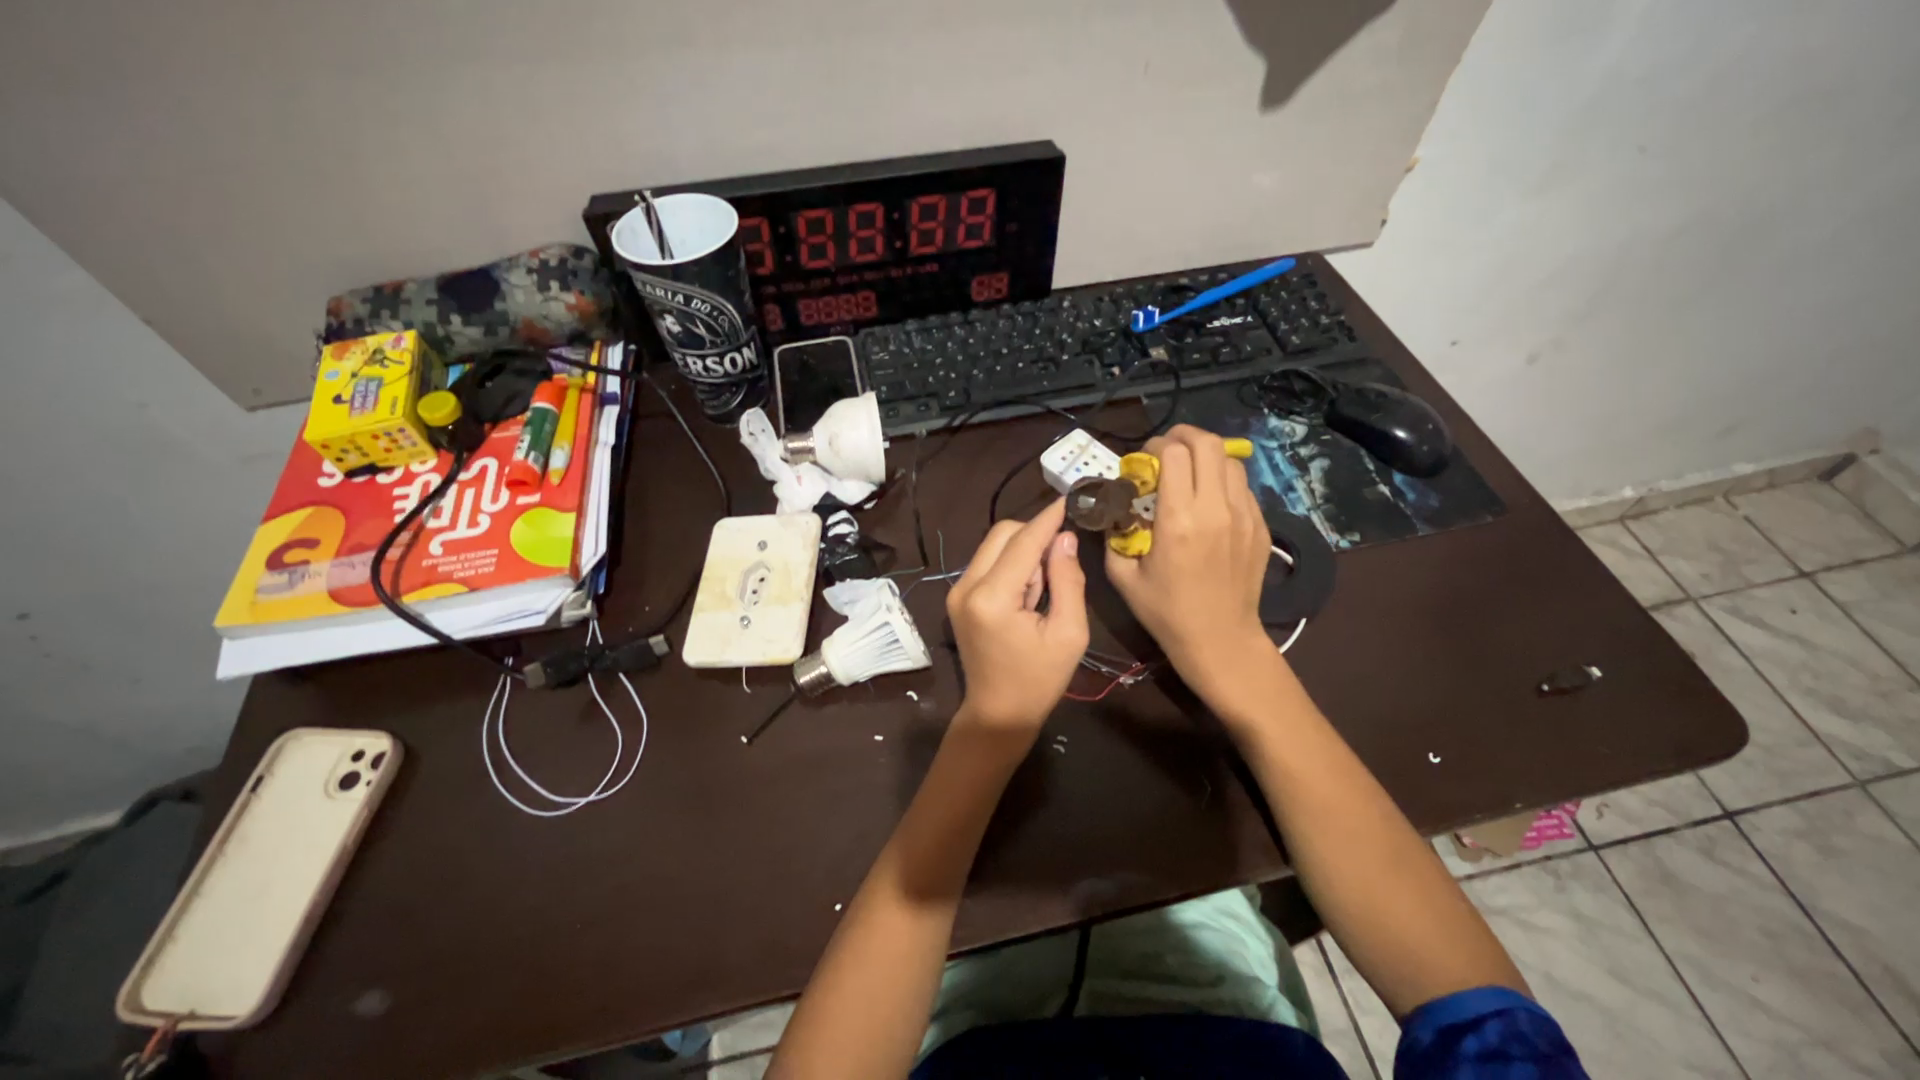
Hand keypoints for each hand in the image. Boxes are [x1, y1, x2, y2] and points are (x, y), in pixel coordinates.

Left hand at [946, 499, 1089, 731]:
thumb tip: (1065, 538)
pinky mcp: (958, 597)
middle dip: (1036, 535)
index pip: (1024, 541)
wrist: (998, 714)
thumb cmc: (1039, 680)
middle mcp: (966, 586)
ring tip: (1044, 591)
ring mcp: (957, 590)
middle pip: (1003, 533)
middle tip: (1062, 563)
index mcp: (992, 597)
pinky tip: (1028, 595)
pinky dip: (1012, 566)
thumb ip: (1068, 581)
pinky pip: (989, 563)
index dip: (1049, 518)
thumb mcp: (1069, 633)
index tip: (1073, 498)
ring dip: (1024, 553)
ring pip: (995, 545)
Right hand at [1106, 425, 1276, 697]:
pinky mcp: (1260, 526)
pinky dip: (1223, 481)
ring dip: (1207, 457)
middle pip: (1207, 444)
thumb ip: (1114, 536)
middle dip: (1184, 437)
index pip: (1173, 454)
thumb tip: (1114, 508)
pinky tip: (1210, 499)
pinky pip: (1243, 487)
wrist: (1220, 639)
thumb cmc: (1166, 612)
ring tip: (1190, 471)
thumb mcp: (1123, 577)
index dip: (1156, 446)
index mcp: (1179, 520)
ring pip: (1230, 461)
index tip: (1144, 459)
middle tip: (1167, 449)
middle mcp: (1215, 510)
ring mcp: (1244, 516)